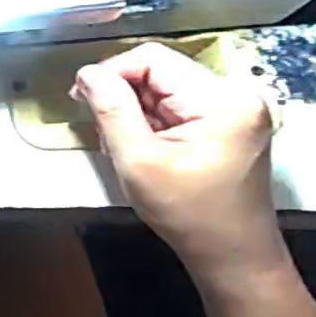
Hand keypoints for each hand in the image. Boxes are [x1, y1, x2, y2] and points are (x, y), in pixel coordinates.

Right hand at [72, 42, 287, 288]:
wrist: (232, 256)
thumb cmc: (186, 213)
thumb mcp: (137, 160)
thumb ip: (111, 110)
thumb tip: (86, 73)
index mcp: (221, 99)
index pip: (152, 60)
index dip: (110, 73)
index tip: (80, 98)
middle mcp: (235, 94)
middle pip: (159, 72)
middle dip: (121, 95)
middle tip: (99, 128)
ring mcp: (234, 109)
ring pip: (163, 88)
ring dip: (133, 110)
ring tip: (120, 144)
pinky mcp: (226, 123)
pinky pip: (175, 105)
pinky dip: (149, 121)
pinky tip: (139, 146)